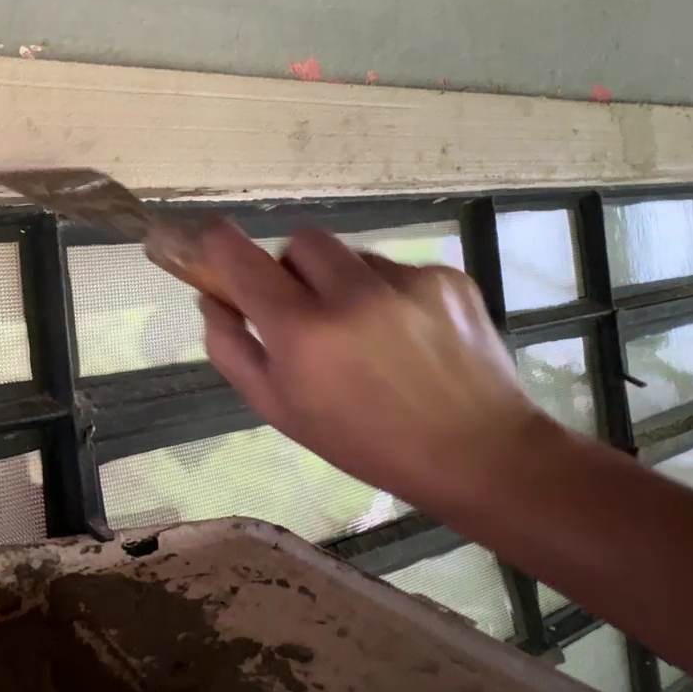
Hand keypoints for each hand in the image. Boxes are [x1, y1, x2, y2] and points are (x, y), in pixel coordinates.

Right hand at [145, 217, 549, 509]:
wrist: (480, 455)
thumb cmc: (362, 441)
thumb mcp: (276, 407)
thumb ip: (230, 348)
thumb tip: (212, 300)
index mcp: (302, 331)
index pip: (243, 259)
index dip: (220, 242)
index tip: (213, 237)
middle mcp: (351, 295)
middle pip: (300, 241)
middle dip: (291, 266)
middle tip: (302, 305)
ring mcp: (405, 282)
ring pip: (348, 255)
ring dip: (340, 280)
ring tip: (362, 330)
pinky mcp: (448, 279)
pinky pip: (393, 269)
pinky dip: (385, 292)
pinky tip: (403, 335)